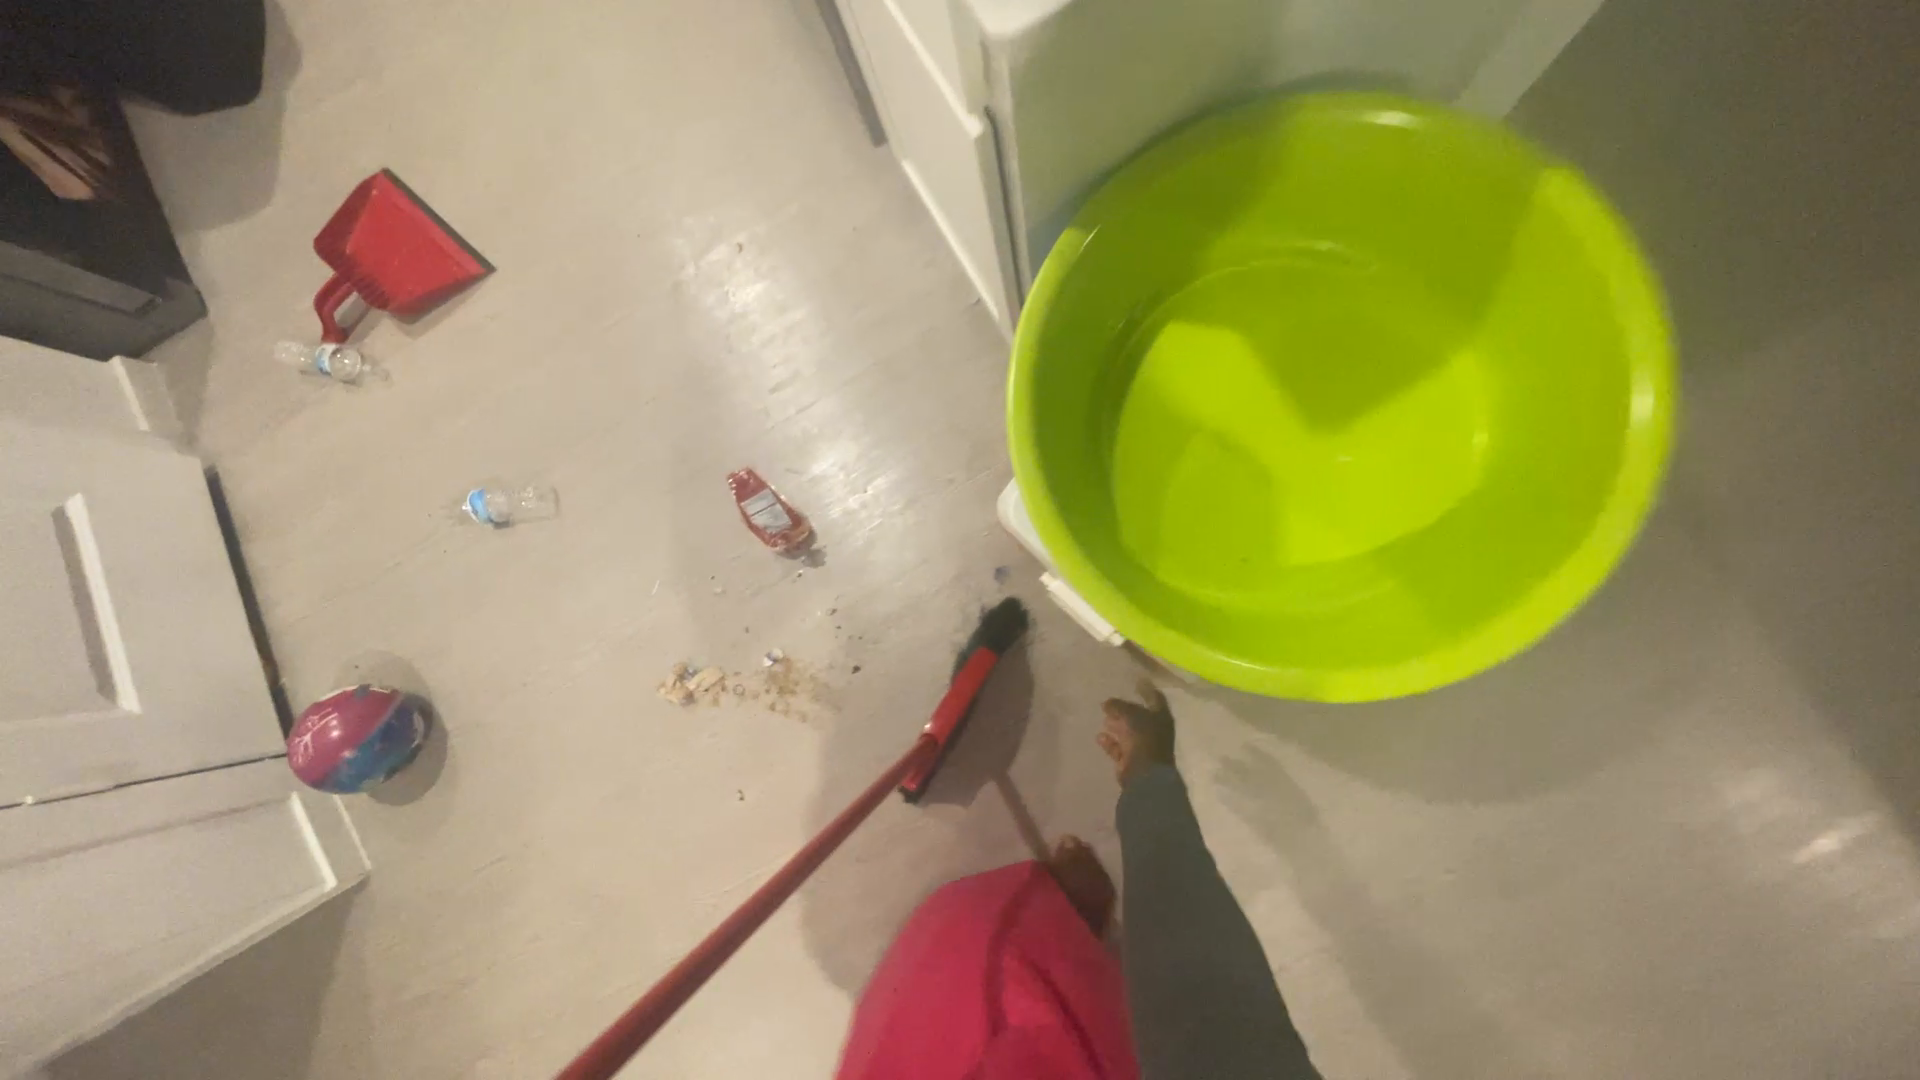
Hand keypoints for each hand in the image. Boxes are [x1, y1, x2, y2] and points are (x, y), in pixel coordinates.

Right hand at [1098, 678, 1174, 785]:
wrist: (1145, 774)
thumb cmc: (1145, 740)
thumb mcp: (1132, 716)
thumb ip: (1119, 706)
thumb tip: (1106, 702)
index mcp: (1161, 718)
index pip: (1155, 699)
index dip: (1147, 689)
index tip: (1136, 680)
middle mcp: (1154, 731)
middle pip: (1139, 716)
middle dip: (1126, 709)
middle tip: (1111, 701)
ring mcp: (1143, 746)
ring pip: (1128, 732)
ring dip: (1116, 725)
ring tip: (1104, 717)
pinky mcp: (1130, 760)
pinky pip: (1118, 748)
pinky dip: (1109, 742)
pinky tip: (1099, 736)